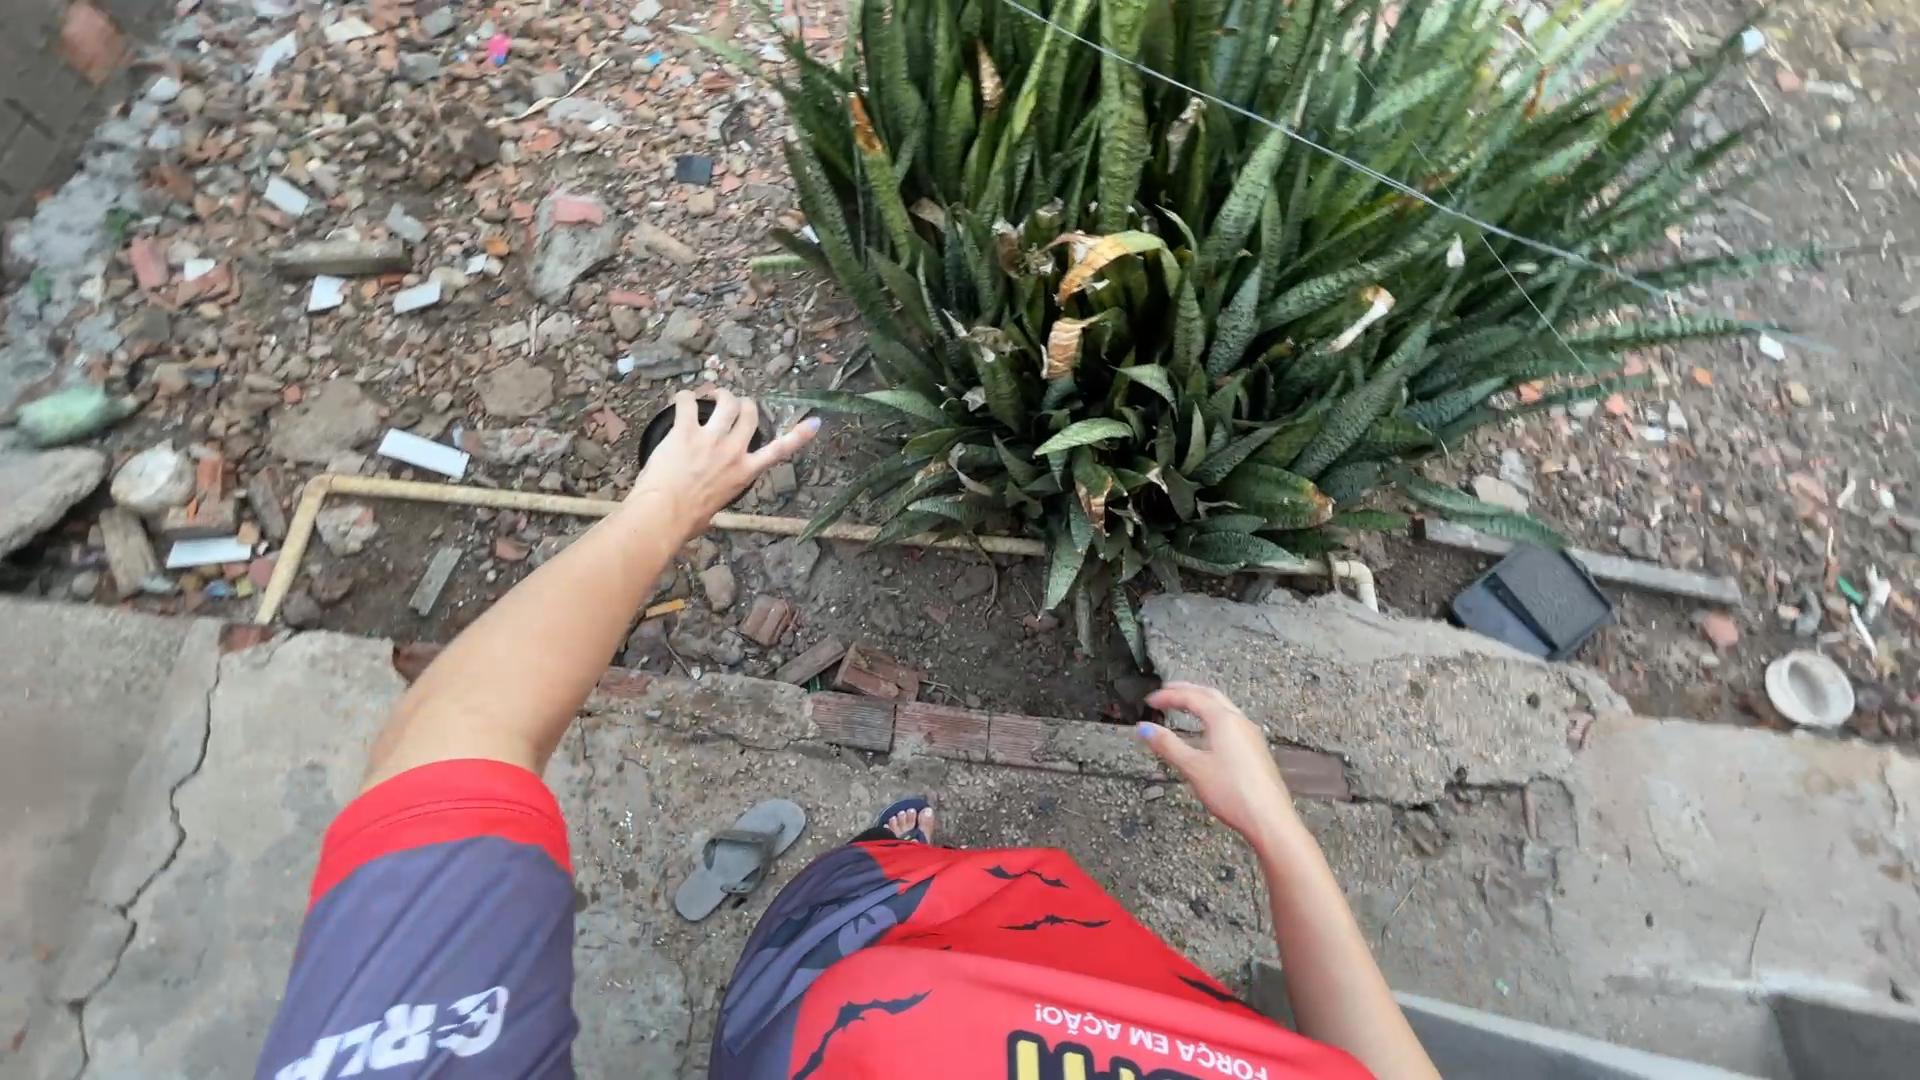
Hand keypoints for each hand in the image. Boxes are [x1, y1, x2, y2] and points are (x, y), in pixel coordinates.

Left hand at [628, 389, 819, 544]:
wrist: (665, 514)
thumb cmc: (688, 520)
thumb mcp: (719, 505)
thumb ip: (721, 490)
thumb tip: (709, 499)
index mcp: (746, 472)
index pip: (780, 450)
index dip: (799, 435)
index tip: (814, 423)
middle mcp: (734, 451)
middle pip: (749, 415)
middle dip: (743, 404)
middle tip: (732, 403)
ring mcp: (711, 439)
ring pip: (726, 402)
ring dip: (719, 394)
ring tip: (710, 395)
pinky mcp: (685, 431)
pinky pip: (688, 403)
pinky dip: (685, 397)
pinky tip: (682, 400)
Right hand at [1139, 682, 1295, 842]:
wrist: (1270, 820)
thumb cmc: (1231, 792)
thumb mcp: (1193, 767)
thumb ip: (1167, 744)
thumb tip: (1143, 727)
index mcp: (1224, 720)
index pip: (1192, 698)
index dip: (1168, 696)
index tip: (1149, 701)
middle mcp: (1240, 722)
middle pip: (1211, 695)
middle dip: (1187, 690)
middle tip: (1166, 691)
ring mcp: (1251, 735)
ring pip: (1224, 707)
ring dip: (1202, 701)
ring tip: (1184, 704)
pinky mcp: (1256, 750)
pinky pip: (1232, 721)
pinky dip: (1213, 715)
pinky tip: (1207, 730)